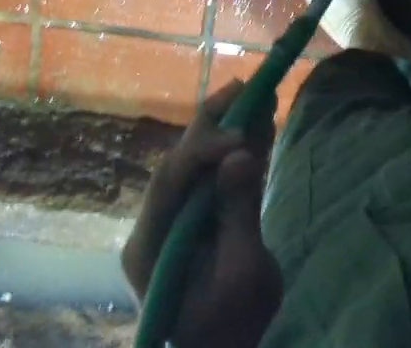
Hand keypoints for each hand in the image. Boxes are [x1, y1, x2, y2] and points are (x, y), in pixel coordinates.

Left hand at [121, 81, 281, 347]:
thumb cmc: (230, 324)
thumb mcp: (243, 275)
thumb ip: (240, 213)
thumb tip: (241, 154)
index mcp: (150, 245)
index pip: (169, 180)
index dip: (204, 149)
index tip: (242, 139)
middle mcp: (157, 225)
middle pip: (180, 161)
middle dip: (214, 123)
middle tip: (247, 87)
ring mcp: (177, 221)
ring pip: (199, 162)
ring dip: (230, 128)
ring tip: (259, 95)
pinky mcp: (200, 220)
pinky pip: (216, 175)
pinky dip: (240, 148)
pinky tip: (260, 123)